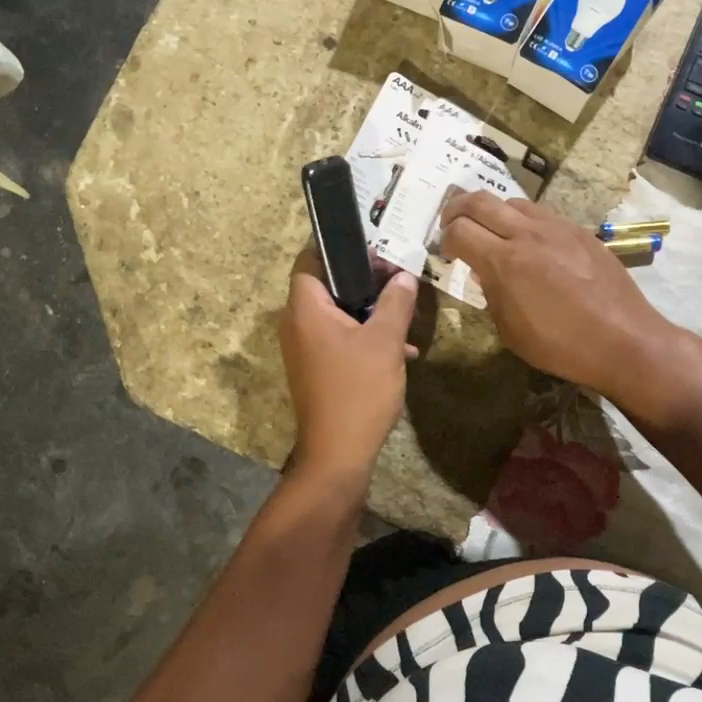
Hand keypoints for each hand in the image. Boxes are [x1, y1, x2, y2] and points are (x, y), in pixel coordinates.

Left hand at [279, 247, 419, 478]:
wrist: (338, 453)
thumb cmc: (358, 390)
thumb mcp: (385, 341)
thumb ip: (395, 302)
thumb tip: (404, 276)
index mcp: (305, 308)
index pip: (310, 259)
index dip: (340, 249)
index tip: (374, 248)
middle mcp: (296, 323)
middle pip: (327, 285)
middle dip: (364, 280)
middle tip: (397, 278)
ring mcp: (304, 348)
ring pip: (337, 314)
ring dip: (370, 311)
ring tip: (405, 313)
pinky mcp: (316, 368)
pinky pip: (339, 338)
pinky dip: (364, 336)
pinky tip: (401, 349)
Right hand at [440, 192, 680, 399]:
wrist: (623, 340)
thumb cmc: (560, 345)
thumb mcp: (511, 330)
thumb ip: (492, 296)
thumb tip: (484, 273)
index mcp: (504, 261)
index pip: (459, 231)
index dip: (444, 239)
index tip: (445, 252)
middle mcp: (527, 234)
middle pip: (479, 201)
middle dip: (456, 209)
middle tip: (450, 223)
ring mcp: (556, 227)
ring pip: (512, 201)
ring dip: (493, 211)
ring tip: (491, 231)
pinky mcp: (579, 230)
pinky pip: (541, 213)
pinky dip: (523, 219)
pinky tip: (528, 240)